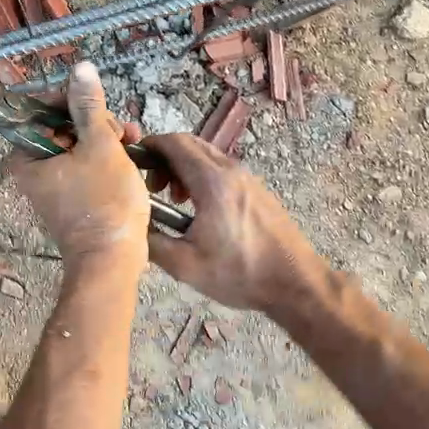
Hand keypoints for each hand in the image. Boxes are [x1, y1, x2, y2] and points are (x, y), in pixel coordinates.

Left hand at [4, 62, 149, 269]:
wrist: (113, 263)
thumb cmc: (104, 203)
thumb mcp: (101, 146)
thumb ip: (90, 106)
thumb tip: (81, 68)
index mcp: (25, 155)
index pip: (41, 109)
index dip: (71, 100)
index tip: (98, 102)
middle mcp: (31, 167)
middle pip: (62, 124)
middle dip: (95, 121)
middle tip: (121, 130)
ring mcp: (51, 182)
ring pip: (78, 142)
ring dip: (105, 137)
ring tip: (132, 141)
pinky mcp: (71, 194)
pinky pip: (85, 162)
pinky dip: (105, 156)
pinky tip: (130, 155)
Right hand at [142, 135, 326, 313]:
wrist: (298, 285)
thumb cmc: (241, 274)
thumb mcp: (186, 265)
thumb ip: (151, 242)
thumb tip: (130, 225)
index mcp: (212, 182)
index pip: (173, 143)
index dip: (149, 146)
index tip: (134, 163)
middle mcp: (230, 170)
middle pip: (189, 143)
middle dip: (164, 156)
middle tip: (153, 185)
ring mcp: (247, 178)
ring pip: (205, 154)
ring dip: (183, 166)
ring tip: (175, 198)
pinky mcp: (257, 190)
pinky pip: (220, 167)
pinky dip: (201, 174)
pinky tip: (200, 208)